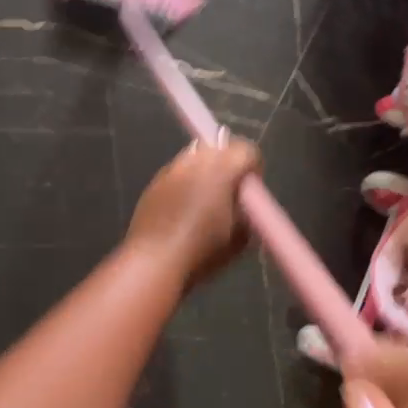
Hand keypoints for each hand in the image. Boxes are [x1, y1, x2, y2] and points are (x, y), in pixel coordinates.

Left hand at [124, 138, 260, 286]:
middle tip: (229, 194)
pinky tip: (183, 208)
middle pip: (220, 147)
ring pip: (196, 157)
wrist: (154, 260)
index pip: (247, 150)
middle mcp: (196, 159)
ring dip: (206, 171)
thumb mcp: (241, 235)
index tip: (250, 192)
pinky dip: (185, 182)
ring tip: (205, 200)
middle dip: (229, 165)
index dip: (253, 169)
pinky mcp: (155, 180)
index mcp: (222, 168)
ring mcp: (172, 167)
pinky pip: (178, 172)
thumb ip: (247, 210)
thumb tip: (244, 202)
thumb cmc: (202, 250)